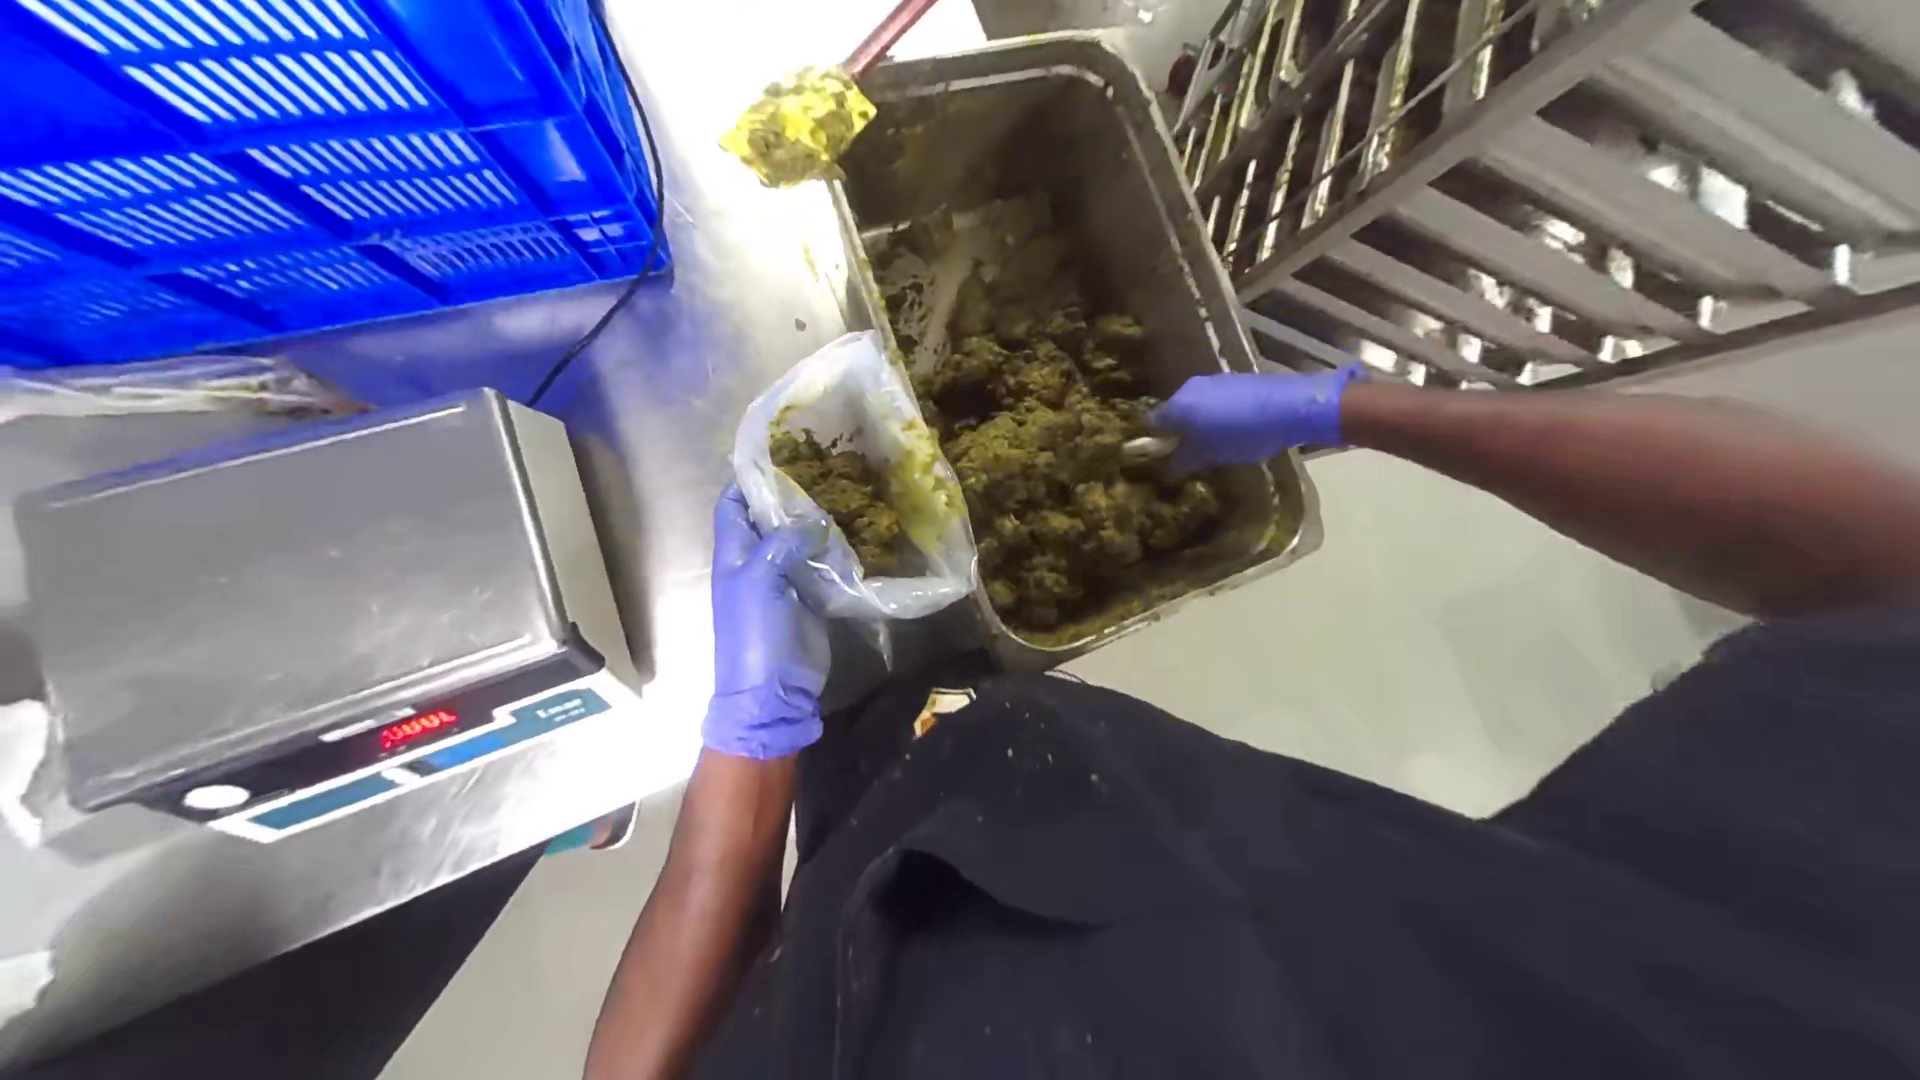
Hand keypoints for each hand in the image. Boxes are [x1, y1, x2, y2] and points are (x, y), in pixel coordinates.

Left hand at [703, 484, 830, 759]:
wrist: (774, 690)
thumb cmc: (756, 634)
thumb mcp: (760, 581)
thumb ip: (781, 543)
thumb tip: (810, 519)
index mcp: (734, 554)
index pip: (732, 505)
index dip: (746, 479)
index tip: (774, 453)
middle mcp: (756, 562)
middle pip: (769, 519)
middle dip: (788, 495)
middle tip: (823, 470)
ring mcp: (784, 580)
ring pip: (797, 540)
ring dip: (815, 521)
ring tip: (843, 493)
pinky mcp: (810, 596)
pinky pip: (819, 564)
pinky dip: (832, 549)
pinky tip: (852, 532)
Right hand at [1153, 366, 1363, 468]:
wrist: (1293, 406)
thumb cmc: (1244, 433)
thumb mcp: (1211, 454)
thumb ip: (1184, 460)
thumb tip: (1166, 469)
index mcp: (1179, 405)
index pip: (1152, 421)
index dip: (1154, 440)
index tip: (1159, 456)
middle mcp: (1191, 388)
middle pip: (1175, 412)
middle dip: (1177, 432)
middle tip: (1185, 453)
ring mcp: (1215, 381)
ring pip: (1196, 405)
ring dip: (1198, 423)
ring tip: (1209, 444)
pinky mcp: (1236, 381)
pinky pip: (1215, 400)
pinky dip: (1215, 415)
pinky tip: (1231, 430)